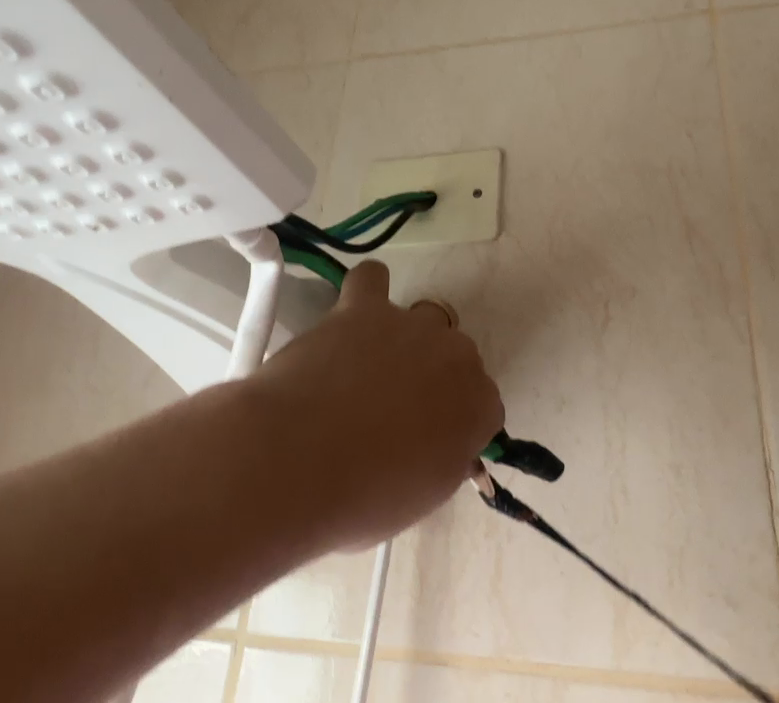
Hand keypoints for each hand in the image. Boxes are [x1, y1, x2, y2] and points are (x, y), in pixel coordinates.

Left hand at [246, 260, 503, 549]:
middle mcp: (456, 357)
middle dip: (432, 378)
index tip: (428, 441)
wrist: (295, 462)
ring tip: (369, 367)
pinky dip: (368, 291)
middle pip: (456, 357)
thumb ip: (445, 460)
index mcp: (479, 407)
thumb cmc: (361, 498)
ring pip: (423, 317)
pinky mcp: (363, 307)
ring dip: (405, 338)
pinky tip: (354, 313)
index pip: (483, 406)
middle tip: (394, 409)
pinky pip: (373, 280)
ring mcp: (410, 325)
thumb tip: (442, 446)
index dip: (455, 423)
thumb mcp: (422, 497)